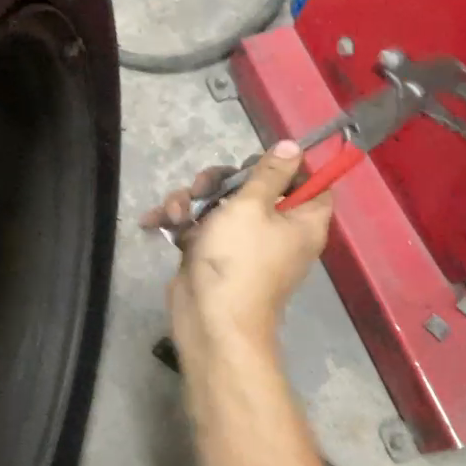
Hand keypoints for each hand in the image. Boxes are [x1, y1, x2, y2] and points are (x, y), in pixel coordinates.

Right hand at [140, 141, 333, 364]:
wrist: (210, 319)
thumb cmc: (239, 260)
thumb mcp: (252, 206)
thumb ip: (268, 173)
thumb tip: (292, 146)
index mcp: (301, 220)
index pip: (310, 182)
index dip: (288, 167)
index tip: (260, 160)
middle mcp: (276, 229)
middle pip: (253, 187)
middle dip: (220, 180)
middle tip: (202, 186)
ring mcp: (242, 242)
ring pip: (219, 203)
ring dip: (191, 201)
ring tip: (175, 213)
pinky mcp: (212, 253)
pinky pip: (199, 225)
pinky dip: (179, 221)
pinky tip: (155, 221)